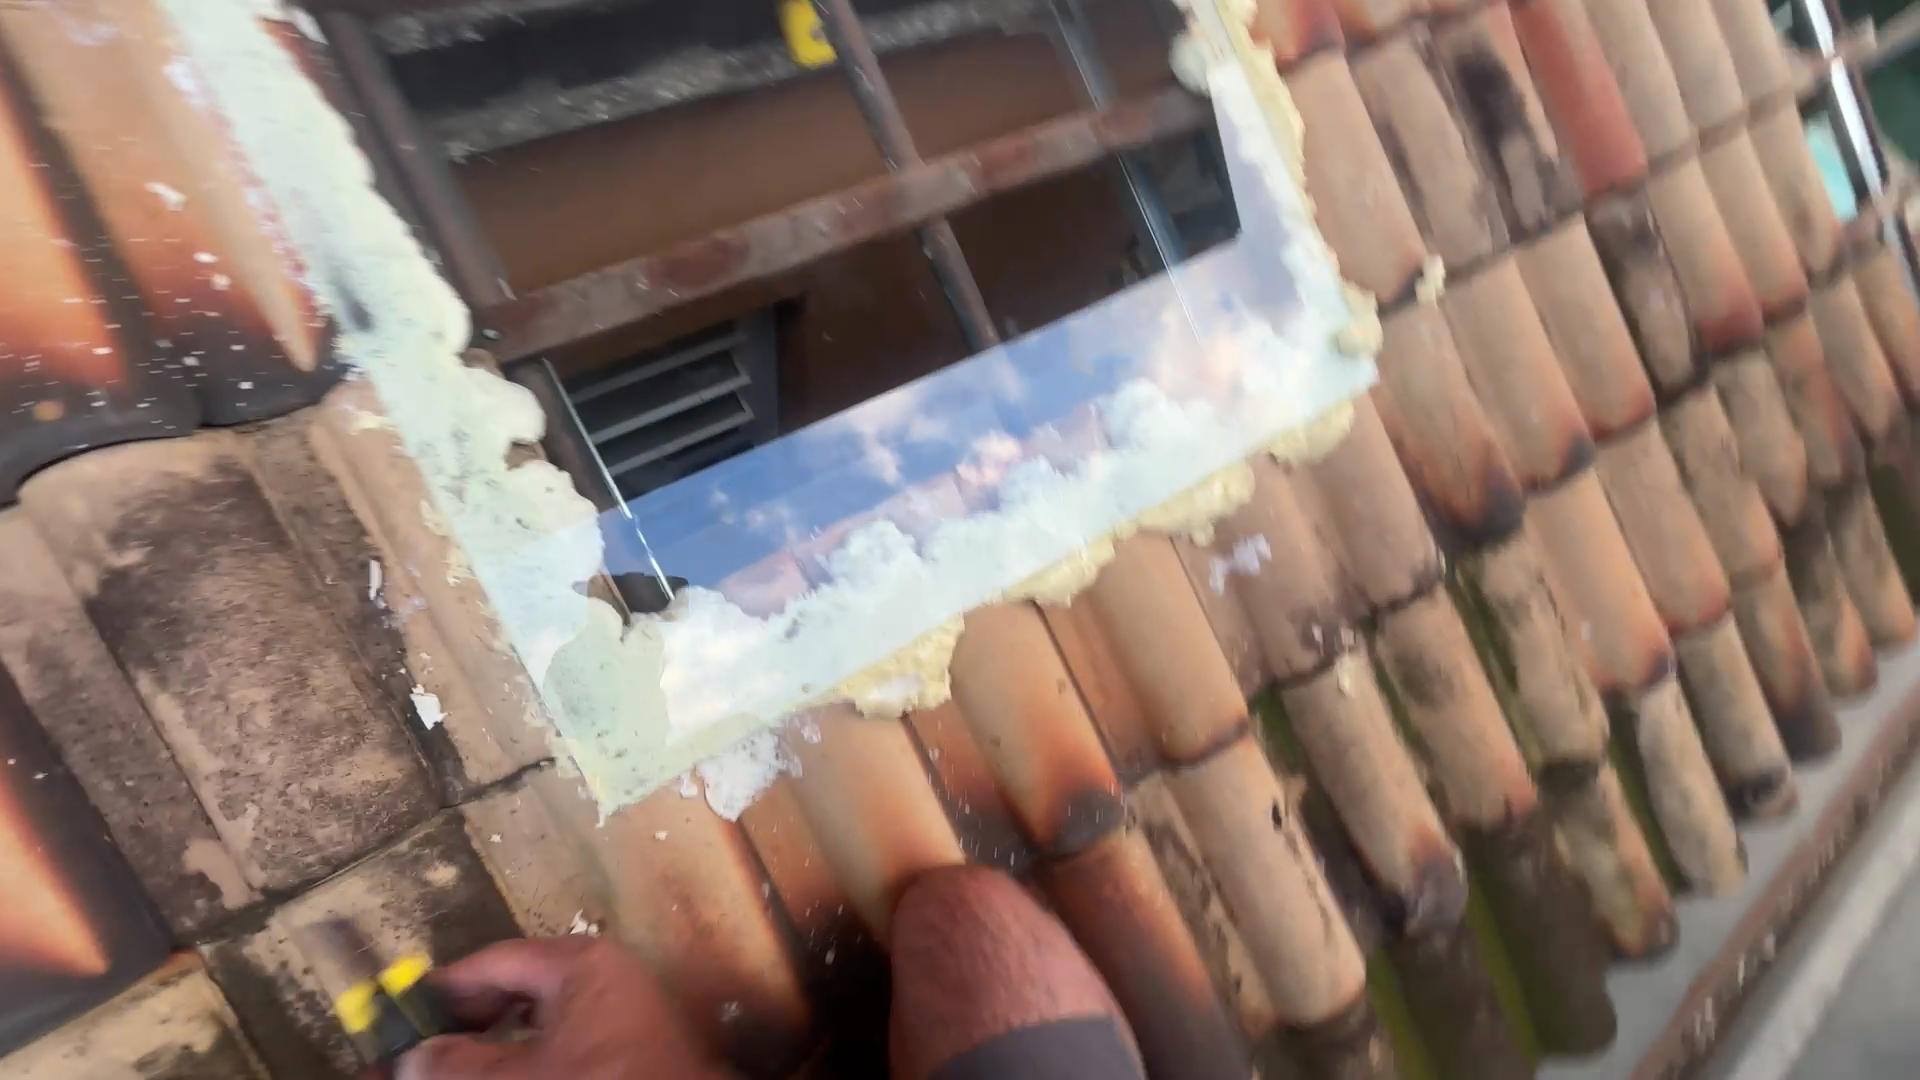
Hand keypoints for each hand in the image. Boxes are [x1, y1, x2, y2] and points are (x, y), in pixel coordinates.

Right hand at [395, 937, 733, 1079]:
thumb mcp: (519, 1078)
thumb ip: (461, 1066)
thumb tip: (411, 1057)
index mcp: (578, 962)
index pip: (499, 959)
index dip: (447, 986)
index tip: (399, 1013)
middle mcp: (602, 966)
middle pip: (522, 977)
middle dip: (471, 1010)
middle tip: (421, 1048)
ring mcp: (619, 996)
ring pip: (543, 1003)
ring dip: (498, 1029)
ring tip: (457, 1062)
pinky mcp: (627, 1029)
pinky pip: (566, 1023)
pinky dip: (530, 1041)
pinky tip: (507, 1066)